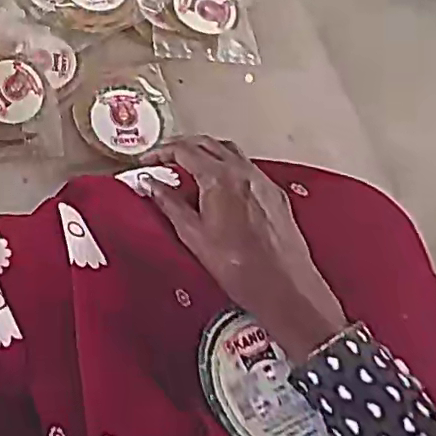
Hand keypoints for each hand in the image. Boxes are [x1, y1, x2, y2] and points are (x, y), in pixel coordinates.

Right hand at [141, 136, 348, 356]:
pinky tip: (219, 186)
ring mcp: (262, 181)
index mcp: (220, 178)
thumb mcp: (193, 235)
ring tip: (189, 169)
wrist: (287, 292)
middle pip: (206, 143)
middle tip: (164, 159)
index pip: (183, 150)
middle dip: (182, 147)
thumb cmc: (242, 269)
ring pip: (228, 151)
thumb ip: (169, 203)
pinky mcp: (275, 195)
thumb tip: (151, 184)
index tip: (148, 161)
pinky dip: (226, 166)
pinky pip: (246, 167)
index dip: (161, 152)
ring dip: (205, 152)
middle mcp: (243, 172)